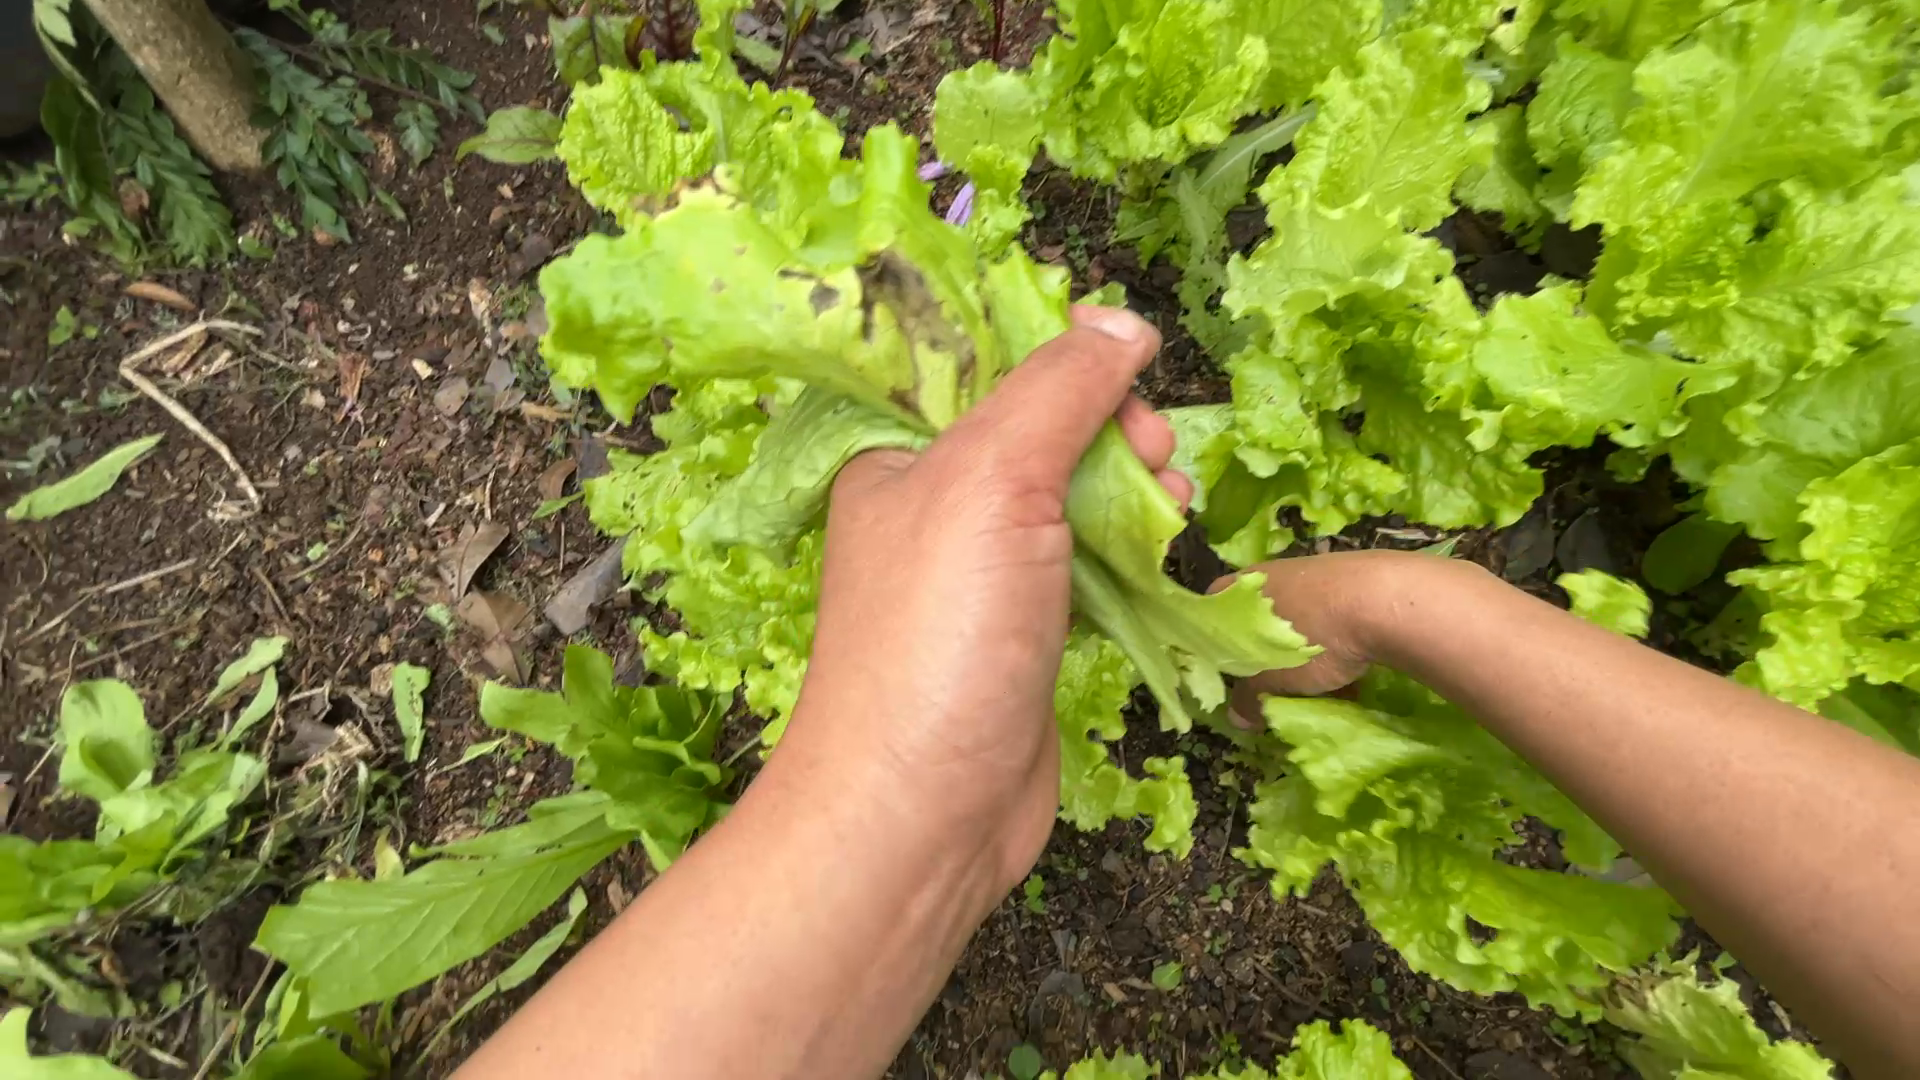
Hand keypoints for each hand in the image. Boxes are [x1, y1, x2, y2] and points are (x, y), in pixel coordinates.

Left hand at [777, 306, 1189, 893]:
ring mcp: (982, 566)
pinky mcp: (1023, 621)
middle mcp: (935, 503)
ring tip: (1172, 500)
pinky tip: (1164, 543)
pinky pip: (1083, 554)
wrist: (924, 808)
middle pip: (1038, 426)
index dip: (1058, 352)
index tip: (1125, 357)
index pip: (983, 365)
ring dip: (1130, 483)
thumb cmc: (940, 632)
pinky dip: (1127, 542)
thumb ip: (1056, 390)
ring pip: (1070, 491)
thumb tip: (1120, 322)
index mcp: (899, 454)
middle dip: (1108, 423)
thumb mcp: (992, 480)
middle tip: (1154, 449)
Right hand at [1218, 550, 1452, 721]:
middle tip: (1274, 685)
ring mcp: (1312, 572)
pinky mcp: (1351, 580)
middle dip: (1266, 654)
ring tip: (1320, 688)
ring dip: (1304, 653)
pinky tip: (1352, 675)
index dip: (1218, 644)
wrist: (1388, 601)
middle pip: (1257, 619)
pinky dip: (1335, 645)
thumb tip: (1237, 716)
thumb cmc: (1312, 636)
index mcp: (1239, 587)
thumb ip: (1249, 696)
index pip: (1212, 611)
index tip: (1230, 673)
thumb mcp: (1274, 678)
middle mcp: (1270, 573)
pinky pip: (1331, 618)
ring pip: (1297, 621)